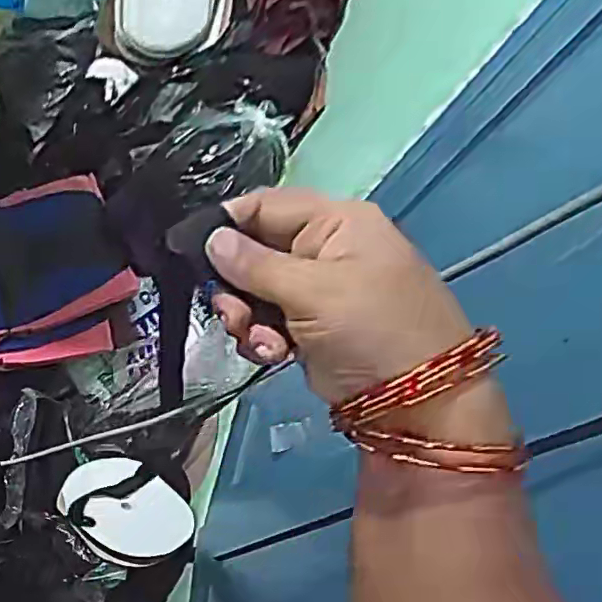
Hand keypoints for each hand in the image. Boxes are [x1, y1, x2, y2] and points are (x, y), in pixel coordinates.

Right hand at [207, 188, 473, 406]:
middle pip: (249, 255)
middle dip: (233, 290)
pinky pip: (259, 323)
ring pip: (248, 295)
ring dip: (244, 322)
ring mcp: (309, 290)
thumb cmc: (372, 328)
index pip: (265, 206)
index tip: (194, 256)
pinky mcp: (300, 324)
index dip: (226, 225)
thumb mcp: (313, 291)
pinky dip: (258, 340)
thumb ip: (257, 265)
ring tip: (263, 343)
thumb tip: (211, 239)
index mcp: (333, 223)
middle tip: (235, 316)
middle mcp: (318, 250)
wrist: (407, 395)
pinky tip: (273, 354)